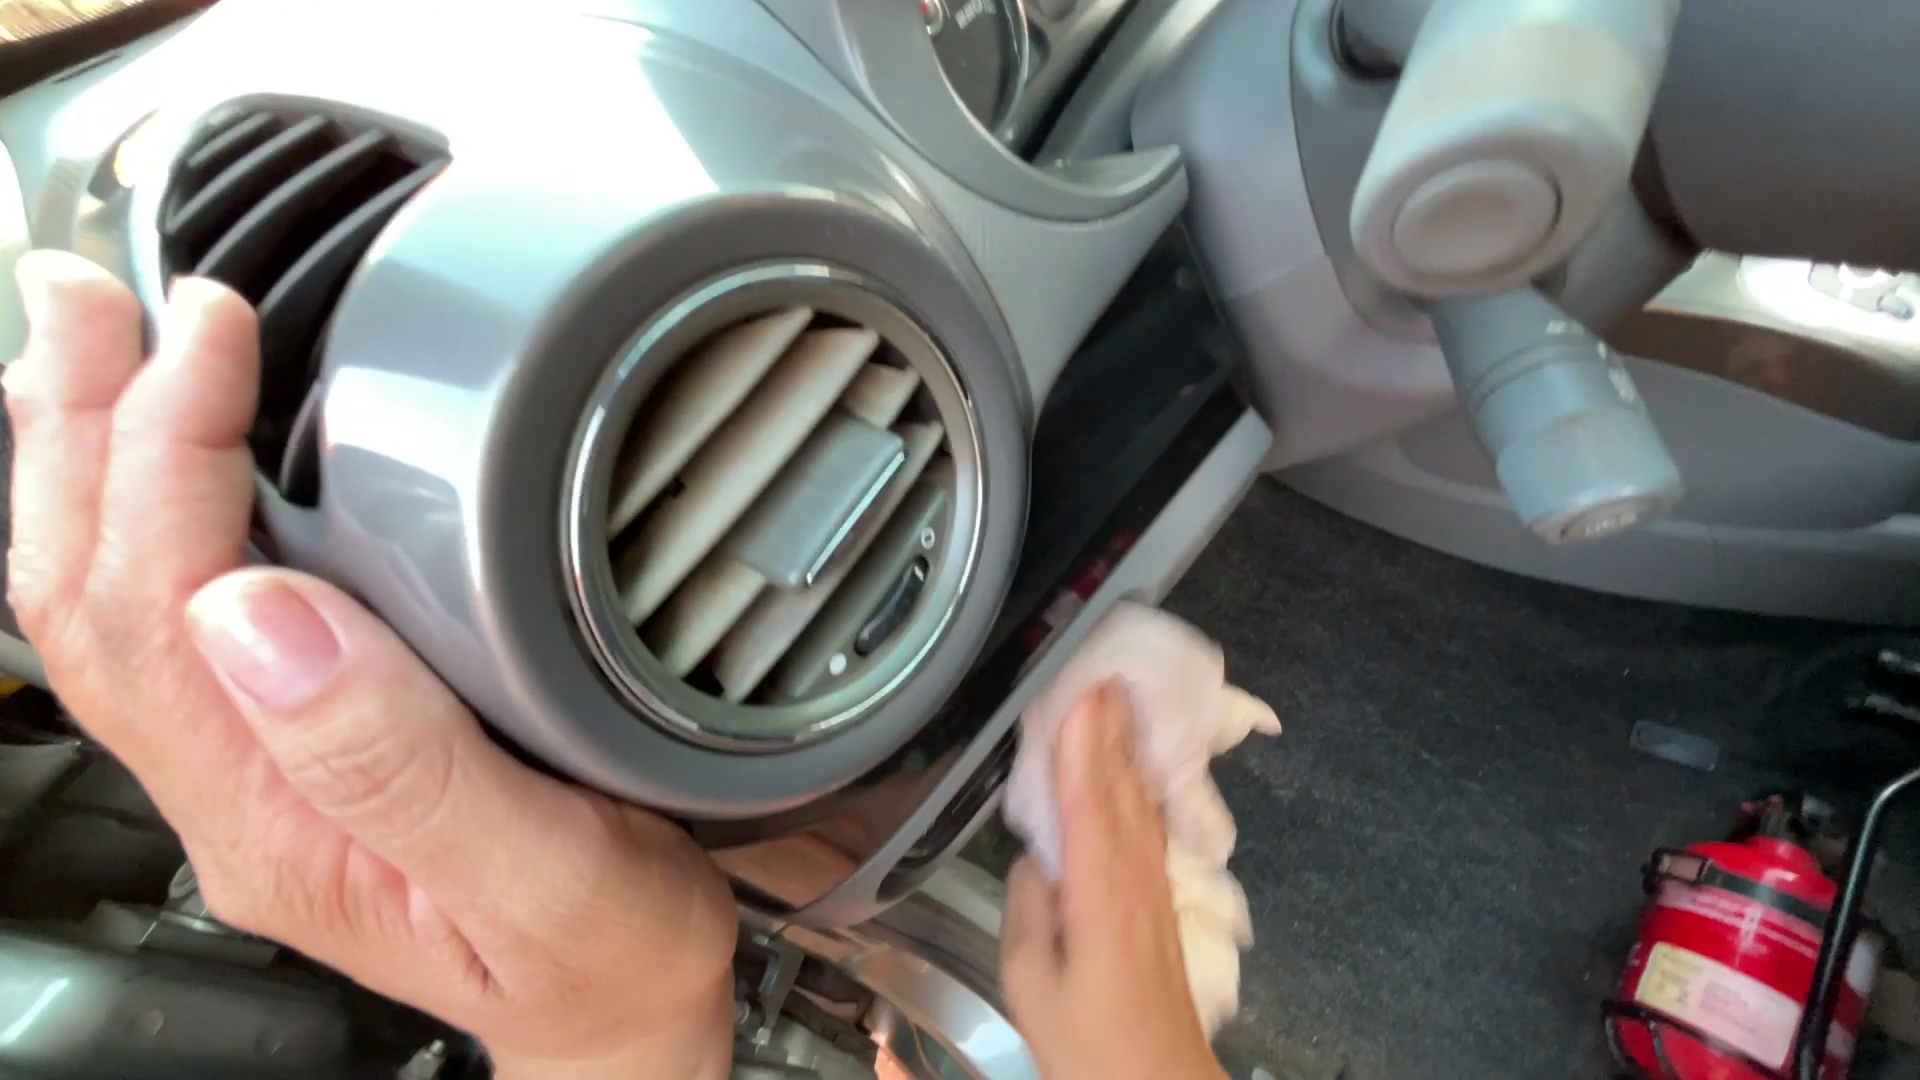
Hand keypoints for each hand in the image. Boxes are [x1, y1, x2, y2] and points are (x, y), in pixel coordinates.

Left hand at [5, 251, 737, 1078]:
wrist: (619, 1006)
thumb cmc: (602, 946)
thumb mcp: (535, 866)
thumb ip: (400, 760)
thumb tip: (265, 615)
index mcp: (288, 814)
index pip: (162, 606)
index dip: (169, 453)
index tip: (208, 339)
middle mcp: (251, 793)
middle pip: (98, 597)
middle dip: (79, 431)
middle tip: (88, 302)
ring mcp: (279, 780)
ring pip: (126, 613)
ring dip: (94, 471)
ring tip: (91, 358)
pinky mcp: (329, 765)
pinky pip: (201, 639)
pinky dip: (171, 535)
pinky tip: (194, 491)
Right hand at [999, 681, 1227, 1079]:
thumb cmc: (1088, 1043)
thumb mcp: (1032, 984)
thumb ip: (1029, 909)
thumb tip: (1036, 858)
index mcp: (1099, 891)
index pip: (1089, 800)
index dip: (1085, 743)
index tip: (1083, 694)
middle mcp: (1133, 874)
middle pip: (1120, 788)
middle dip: (1110, 729)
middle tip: (1103, 675)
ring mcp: (1153, 883)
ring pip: (1138, 800)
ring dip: (1126, 747)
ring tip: (1117, 703)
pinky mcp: (1159, 895)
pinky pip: (1146, 823)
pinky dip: (1135, 783)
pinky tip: (1131, 768)